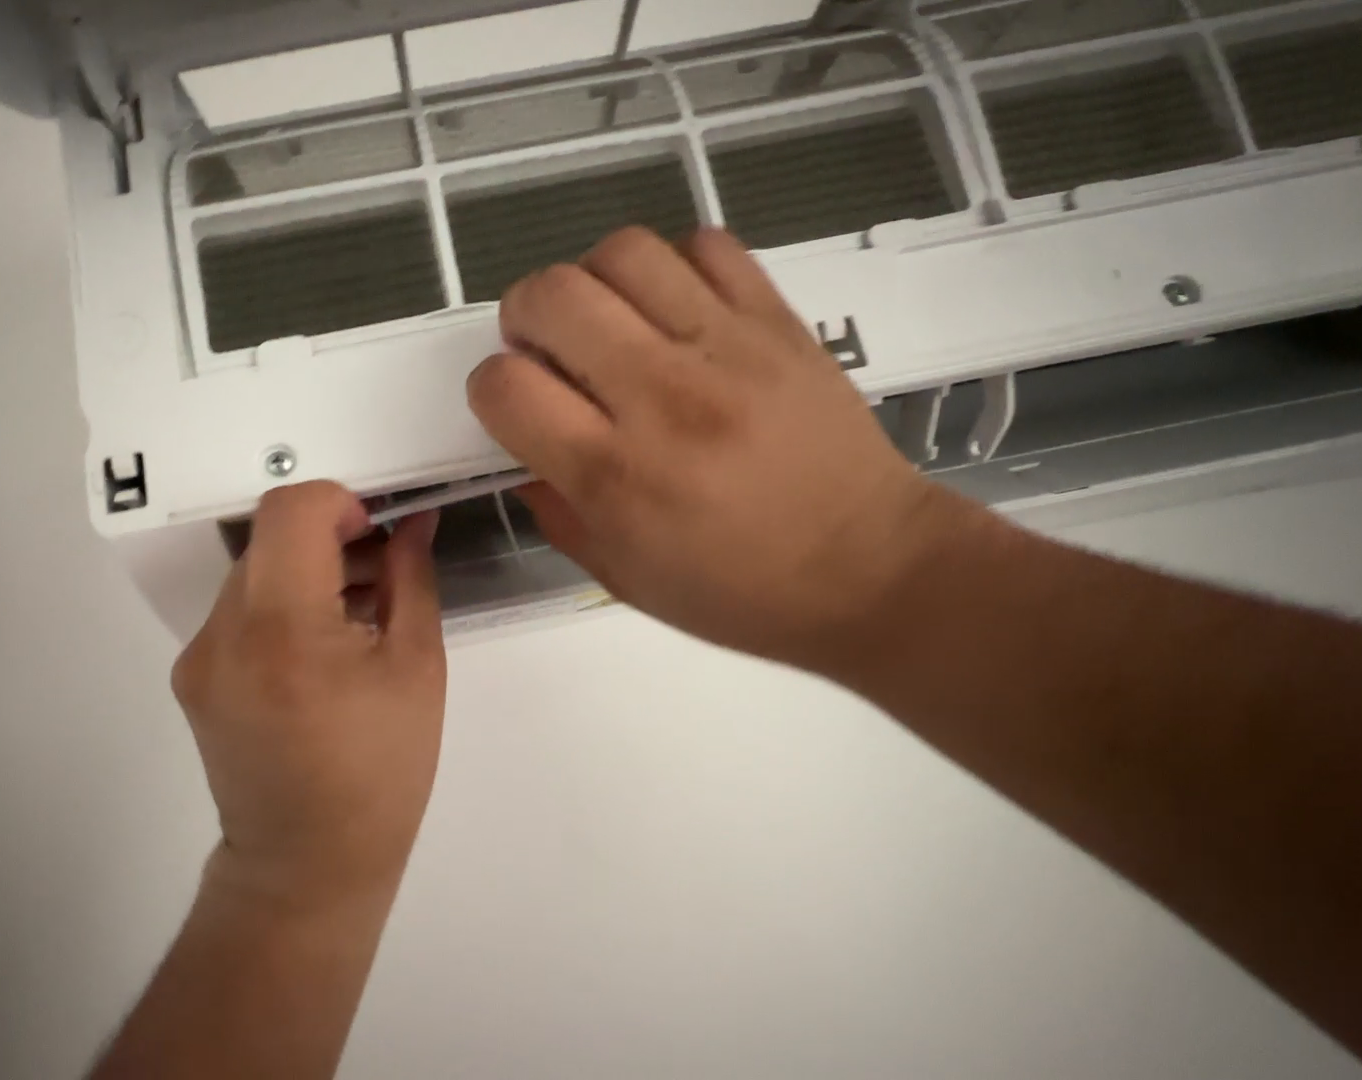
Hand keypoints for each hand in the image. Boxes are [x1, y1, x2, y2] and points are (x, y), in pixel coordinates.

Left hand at [171, 482, 446, 902]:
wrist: (307, 865)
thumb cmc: (381, 772)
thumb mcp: (416, 667)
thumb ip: (411, 578)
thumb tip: (414, 521)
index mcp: (285, 631)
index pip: (292, 512)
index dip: (341, 503)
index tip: (378, 533)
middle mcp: (224, 633)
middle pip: (270, 537)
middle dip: (330, 538)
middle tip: (380, 573)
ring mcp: (197, 656)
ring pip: (254, 570)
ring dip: (306, 572)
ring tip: (356, 614)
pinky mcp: (191, 675)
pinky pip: (239, 610)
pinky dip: (282, 606)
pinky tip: (320, 648)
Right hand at [467, 226, 984, 665]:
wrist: (870, 570)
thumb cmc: (739, 593)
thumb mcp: (623, 577)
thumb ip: (558, 510)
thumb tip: (527, 449)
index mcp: (615, 476)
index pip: (505, 386)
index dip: (491, 388)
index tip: (516, 405)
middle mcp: (661, 398)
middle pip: (550, 297)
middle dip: (524, 317)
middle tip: (549, 351)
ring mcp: (725, 348)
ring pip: (621, 253)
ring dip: (592, 281)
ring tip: (611, 322)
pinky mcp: (778, 321)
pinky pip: (705, 246)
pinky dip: (673, 267)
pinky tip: (677, 311)